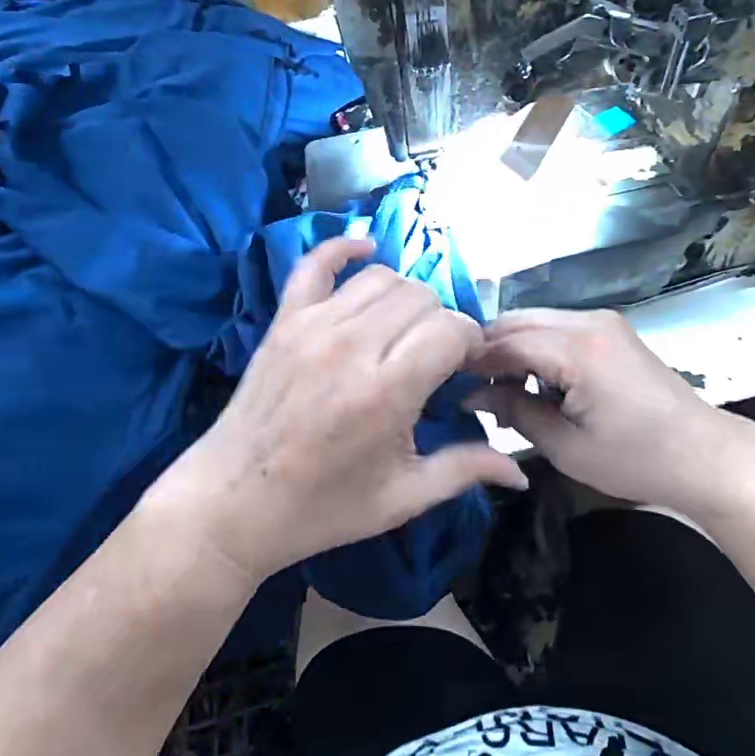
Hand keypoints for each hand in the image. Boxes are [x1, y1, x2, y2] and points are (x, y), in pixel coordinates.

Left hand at [140, 238, 526, 580]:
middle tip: (433, 355)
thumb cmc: (322, 507)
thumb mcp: (401, 498)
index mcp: (386, 390)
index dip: (469, 342)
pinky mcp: (284, 320)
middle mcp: (352, 345)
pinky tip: (365, 250)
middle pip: (420, 297)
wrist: (233, 502)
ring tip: (402, 328)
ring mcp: (312, 325)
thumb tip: (521, 471)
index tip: (463, 368)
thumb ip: (464, 470)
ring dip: (404, 296)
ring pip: (380, 278)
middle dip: (440, 321)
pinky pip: (315, 264)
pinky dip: (343, 248)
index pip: (451, 328)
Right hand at [465, 309, 754, 525]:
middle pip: (515, 321)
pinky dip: (533, 348)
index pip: (504, 342)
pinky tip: (530, 381)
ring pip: (533, 321)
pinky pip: (554, 328)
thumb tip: (472, 395)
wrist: (707, 457)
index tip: (445, 384)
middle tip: (466, 386)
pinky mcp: (609, 330)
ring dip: (508, 348)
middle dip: (485, 350)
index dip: (470, 361)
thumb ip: (514, 411)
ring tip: (498, 389)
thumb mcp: (565, 446)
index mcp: (578, 348)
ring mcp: (601, 321)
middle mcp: (588, 321)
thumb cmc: (637, 460)